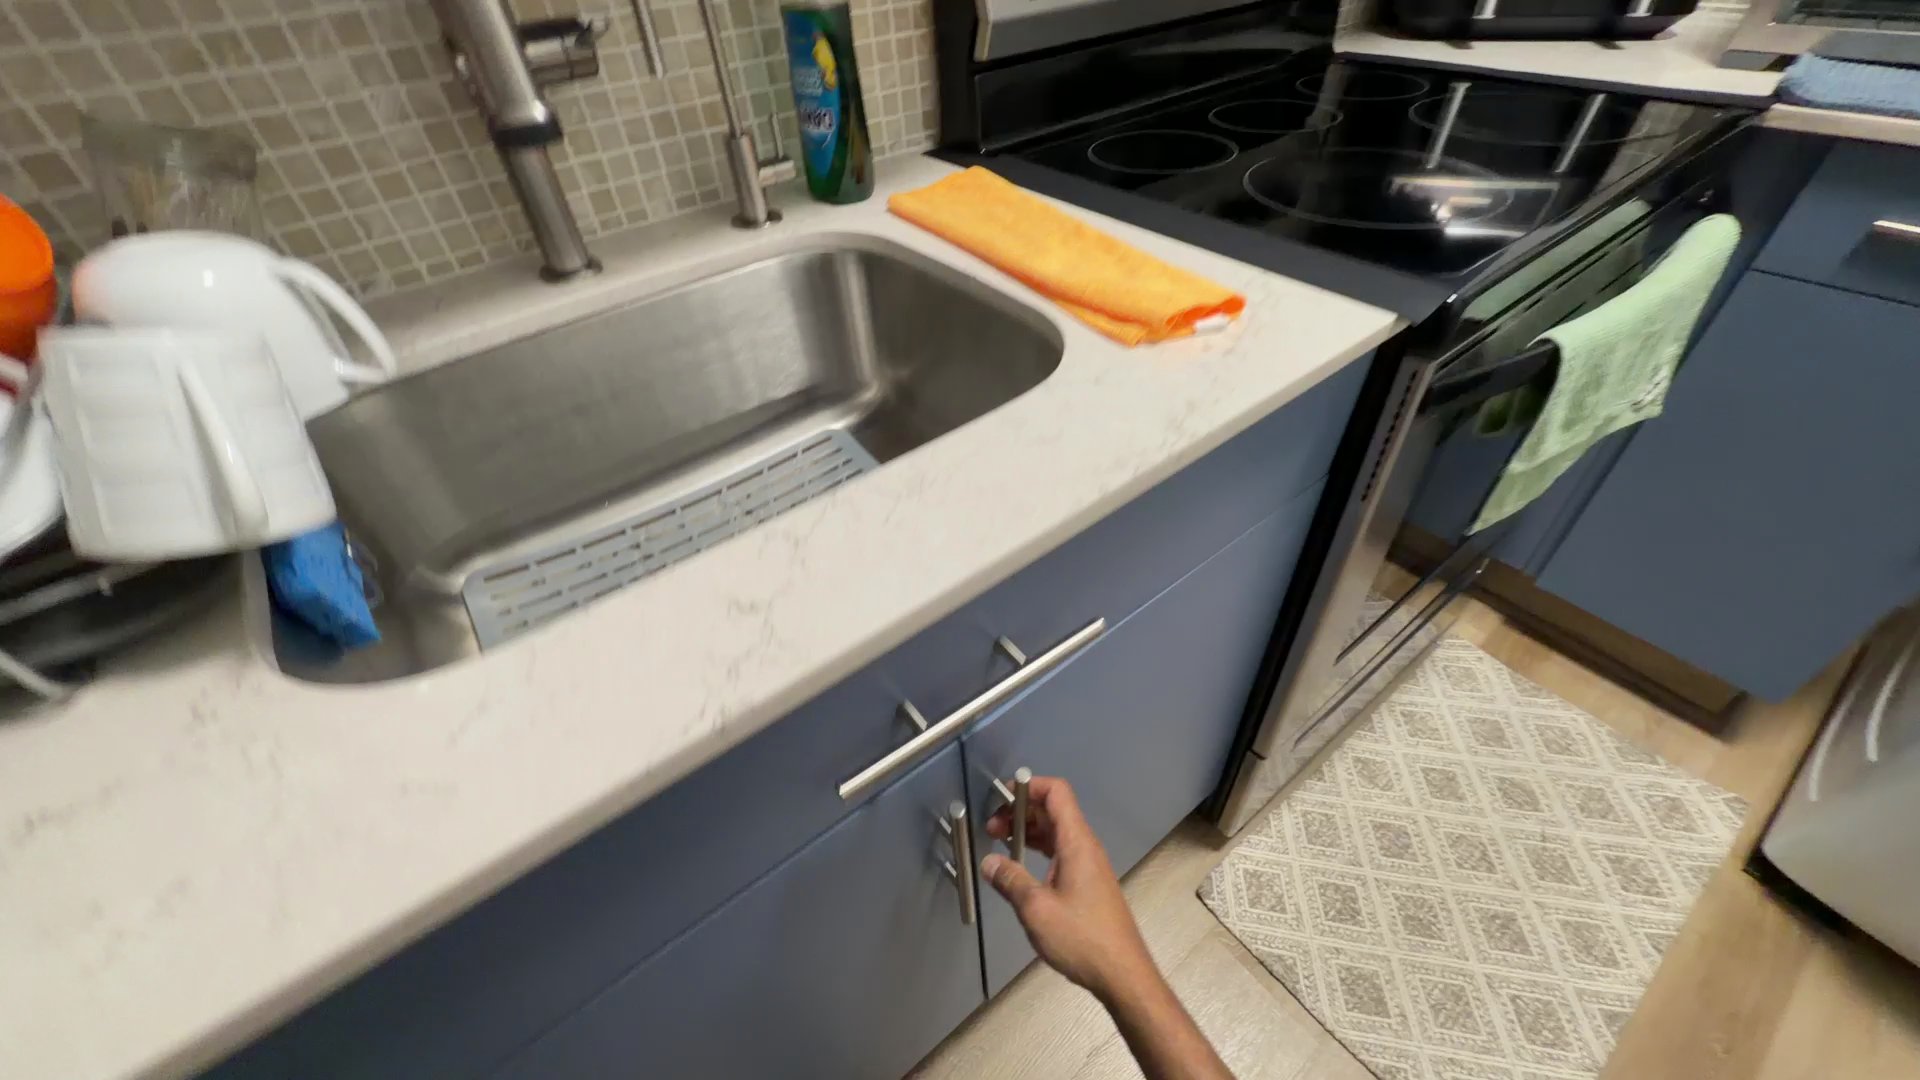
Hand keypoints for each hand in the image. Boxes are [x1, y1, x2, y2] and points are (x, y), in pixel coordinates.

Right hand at [980, 776, 1155, 1003]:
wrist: (1122, 975)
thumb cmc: (1082, 937)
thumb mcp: (1036, 908)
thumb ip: (1010, 880)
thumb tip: (989, 862)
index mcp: (1076, 841)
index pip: (1056, 792)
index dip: (1029, 786)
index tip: (1001, 798)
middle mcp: (1084, 846)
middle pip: (1053, 809)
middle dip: (1020, 811)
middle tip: (992, 827)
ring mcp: (1088, 864)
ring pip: (1055, 831)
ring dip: (1027, 831)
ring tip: (1000, 843)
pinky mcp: (1088, 883)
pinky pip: (1060, 851)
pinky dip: (1038, 849)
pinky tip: (1020, 866)